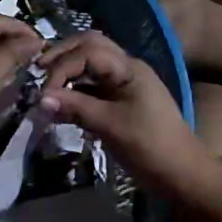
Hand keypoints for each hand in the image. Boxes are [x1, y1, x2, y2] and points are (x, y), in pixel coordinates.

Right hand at [39, 31, 210, 193]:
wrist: (182, 175)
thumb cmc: (150, 147)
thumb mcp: (111, 126)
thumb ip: (76, 107)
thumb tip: (40, 98)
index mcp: (129, 67)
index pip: (88, 51)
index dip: (62, 67)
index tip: (44, 93)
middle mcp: (126, 67)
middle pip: (89, 46)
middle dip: (62, 55)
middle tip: (38, 72)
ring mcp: (125, 82)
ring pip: (90, 63)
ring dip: (67, 69)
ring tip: (45, 85)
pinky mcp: (121, 99)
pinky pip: (93, 83)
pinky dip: (75, 87)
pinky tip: (60, 101)